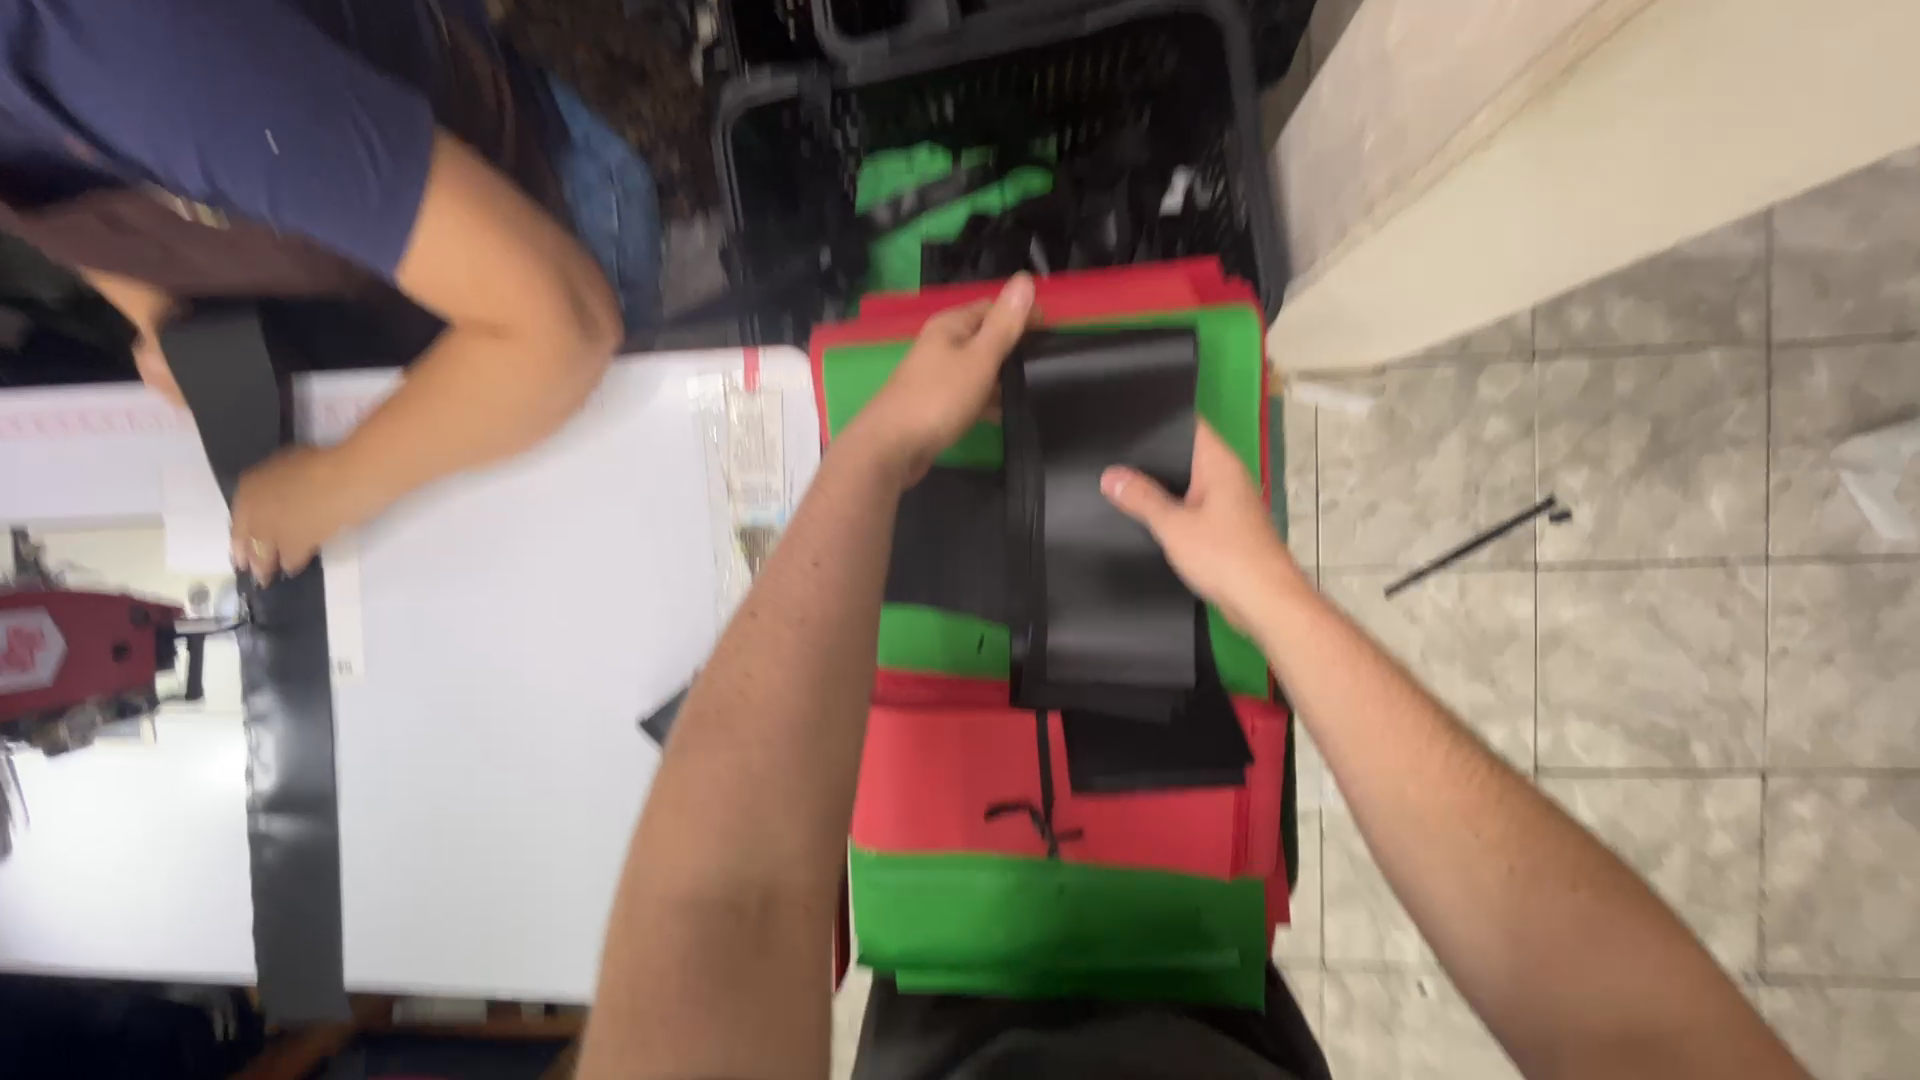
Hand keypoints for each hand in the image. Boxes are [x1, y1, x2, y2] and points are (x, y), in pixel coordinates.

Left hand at [230, 446, 368, 582]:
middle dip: (247, 554)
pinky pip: (291, 557)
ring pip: (264, 553)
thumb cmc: (325, 461)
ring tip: (267, 576)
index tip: (239, 547)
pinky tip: (293, 569)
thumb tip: (281, 490)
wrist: (349, 476)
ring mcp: (276, 529)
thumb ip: (278, 481)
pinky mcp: (300, 542)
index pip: (239, 518)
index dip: (240, 534)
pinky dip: (291, 563)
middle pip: (247, 539)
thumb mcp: (290, 463)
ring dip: (265, 565)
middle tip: (249, 569)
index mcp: (251, 489)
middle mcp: (255, 512)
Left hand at [849, 274, 1037, 485]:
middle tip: (1046, 363)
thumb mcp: (980, 357)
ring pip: (977, 369)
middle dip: (1013, 348)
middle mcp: (940, 345)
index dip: (1022, 315)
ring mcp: (935, 376)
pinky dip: (986, 401)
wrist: (892, 447)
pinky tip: (1003, 414)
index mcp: (950, 325)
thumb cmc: (939, 398)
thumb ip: (1004, 323)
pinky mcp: (935, 404)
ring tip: (1032, 389)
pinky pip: (968, 395)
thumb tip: (1025, 279)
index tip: (1053, 332)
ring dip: (1001, 378)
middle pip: (984, 338)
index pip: (993, 307)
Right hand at [1101, 421, 1304, 628]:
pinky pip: (1194, 509)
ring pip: (1189, 485)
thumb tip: (1111, 476)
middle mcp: (1228, 478)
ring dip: (1163, 488)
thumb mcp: (1173, 526)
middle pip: (1186, 455)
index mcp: (1219, 464)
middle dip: (1153, 457)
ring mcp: (1230, 504)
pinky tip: (1151, 520)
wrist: (1265, 602)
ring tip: (1124, 484)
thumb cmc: (1225, 557)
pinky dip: (1174, 511)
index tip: (1126, 421)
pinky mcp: (1228, 529)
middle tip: (1113, 456)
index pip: (1190, 426)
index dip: (1159, 420)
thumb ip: (1140, 499)